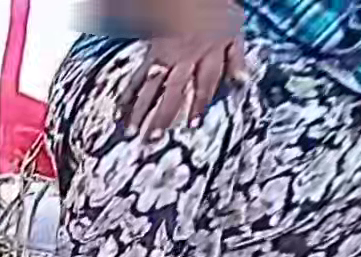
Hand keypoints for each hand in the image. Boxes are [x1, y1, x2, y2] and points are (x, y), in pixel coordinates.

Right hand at [125, 32, 245, 137]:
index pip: (206, 82)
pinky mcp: (151, 56)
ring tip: (131, 132)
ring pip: (152, 87)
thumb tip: (242, 82)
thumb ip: (236, 58)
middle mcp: (186, 58)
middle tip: (154, 138)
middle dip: (163, 114)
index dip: (199, 103)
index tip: (192, 125)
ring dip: (140, 111)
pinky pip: (137, 79)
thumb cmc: (215, 13)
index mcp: (210, 52)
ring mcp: (166, 58)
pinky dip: (127, 96)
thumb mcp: (234, 30)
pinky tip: (119, 114)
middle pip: (173, 90)